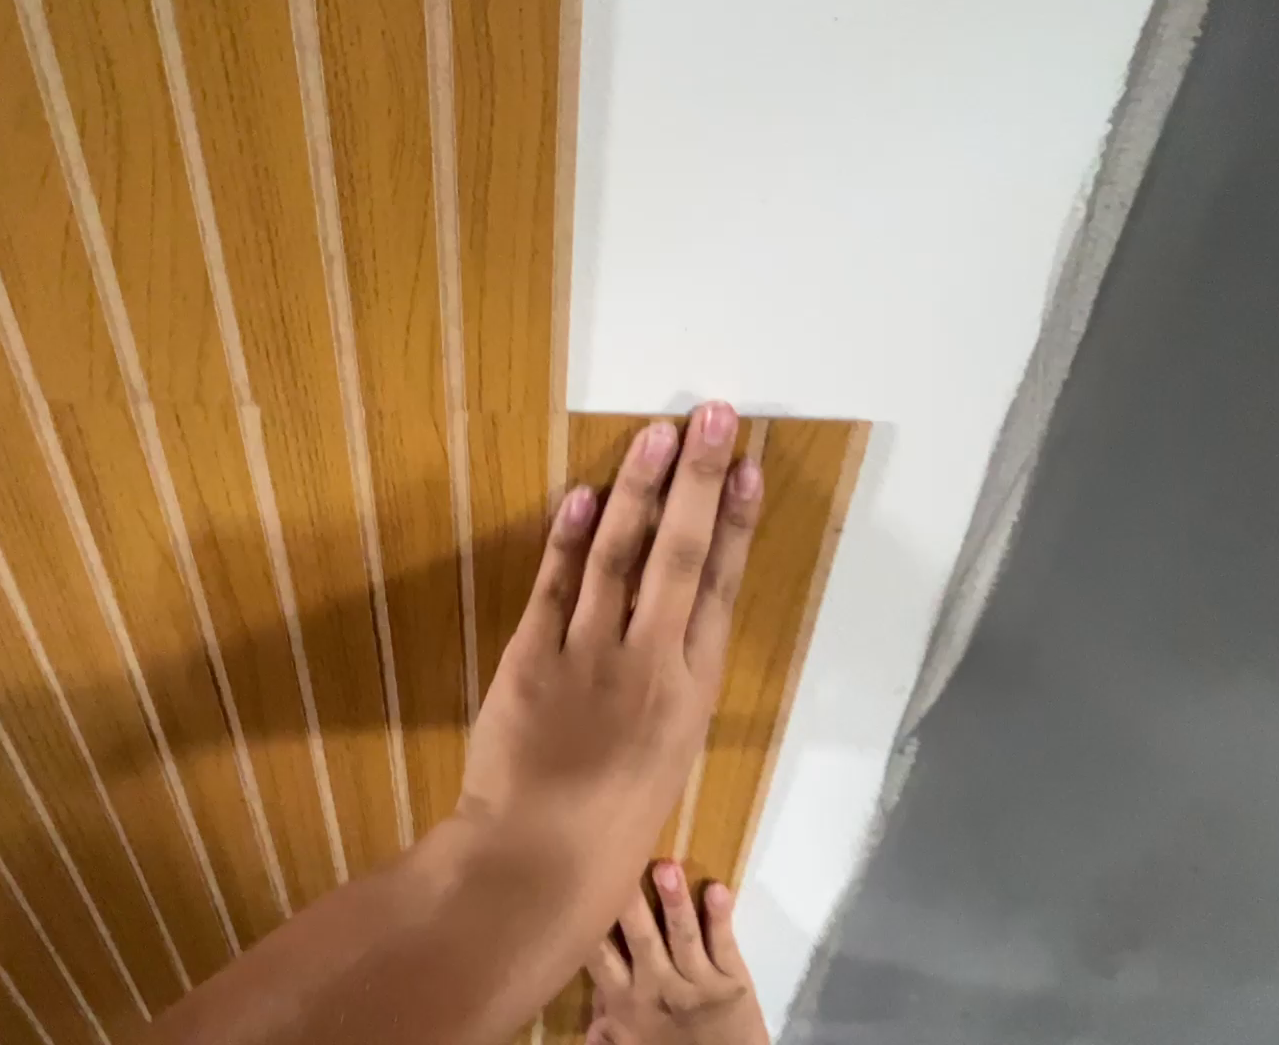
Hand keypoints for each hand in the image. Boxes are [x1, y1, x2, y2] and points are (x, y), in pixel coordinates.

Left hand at [456, 403, 762, 899]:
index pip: (720, 588)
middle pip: (680, 555)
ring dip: (638, 490)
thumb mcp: (665, 752)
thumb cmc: (612, 823)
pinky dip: (569, 539)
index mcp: (691, 691)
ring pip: (620, 557)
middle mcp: (651, 662)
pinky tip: (584, 494)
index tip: (745, 469)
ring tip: (655, 435)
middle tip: (711, 416)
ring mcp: (590, 655)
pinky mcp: (533, 658)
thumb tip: (670, 625)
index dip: (735, 524)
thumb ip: (668, 683)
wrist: (536, 863)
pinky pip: (556, 587)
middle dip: (696, 481)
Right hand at [586, 863, 768, 1044]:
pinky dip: (721, 917)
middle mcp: (658, 988)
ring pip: (683, 936)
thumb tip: (582, 1018)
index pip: (600, 955)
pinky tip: (717, 889)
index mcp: (627, 1000)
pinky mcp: (733, 982)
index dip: (590, 921)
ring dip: (675, 902)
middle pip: (641, 938)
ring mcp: (697, 984)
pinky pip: (725, 946)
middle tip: (621, 863)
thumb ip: (606, 1025)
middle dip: (631, 902)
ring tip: (668, 868)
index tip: (584, 885)